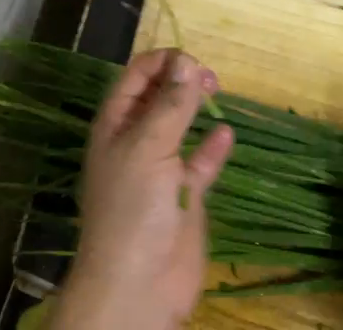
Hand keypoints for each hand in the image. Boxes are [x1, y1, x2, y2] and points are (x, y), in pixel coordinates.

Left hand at [53, 49, 234, 329]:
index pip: (136, 76)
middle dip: (180, 79)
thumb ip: (170, 105)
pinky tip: (227, 132)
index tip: (193, 59)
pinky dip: (212, 147)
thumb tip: (186, 61)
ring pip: (179, 126)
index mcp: (115, 122)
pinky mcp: (183, 196)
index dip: (162, 62)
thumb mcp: (148, 147)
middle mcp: (135, 139)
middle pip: (158, 97)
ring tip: (218, 89)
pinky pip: (199, 163)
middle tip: (210, 76)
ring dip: (195, 106)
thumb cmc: (133, 207)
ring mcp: (159, 168)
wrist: (137, 284)